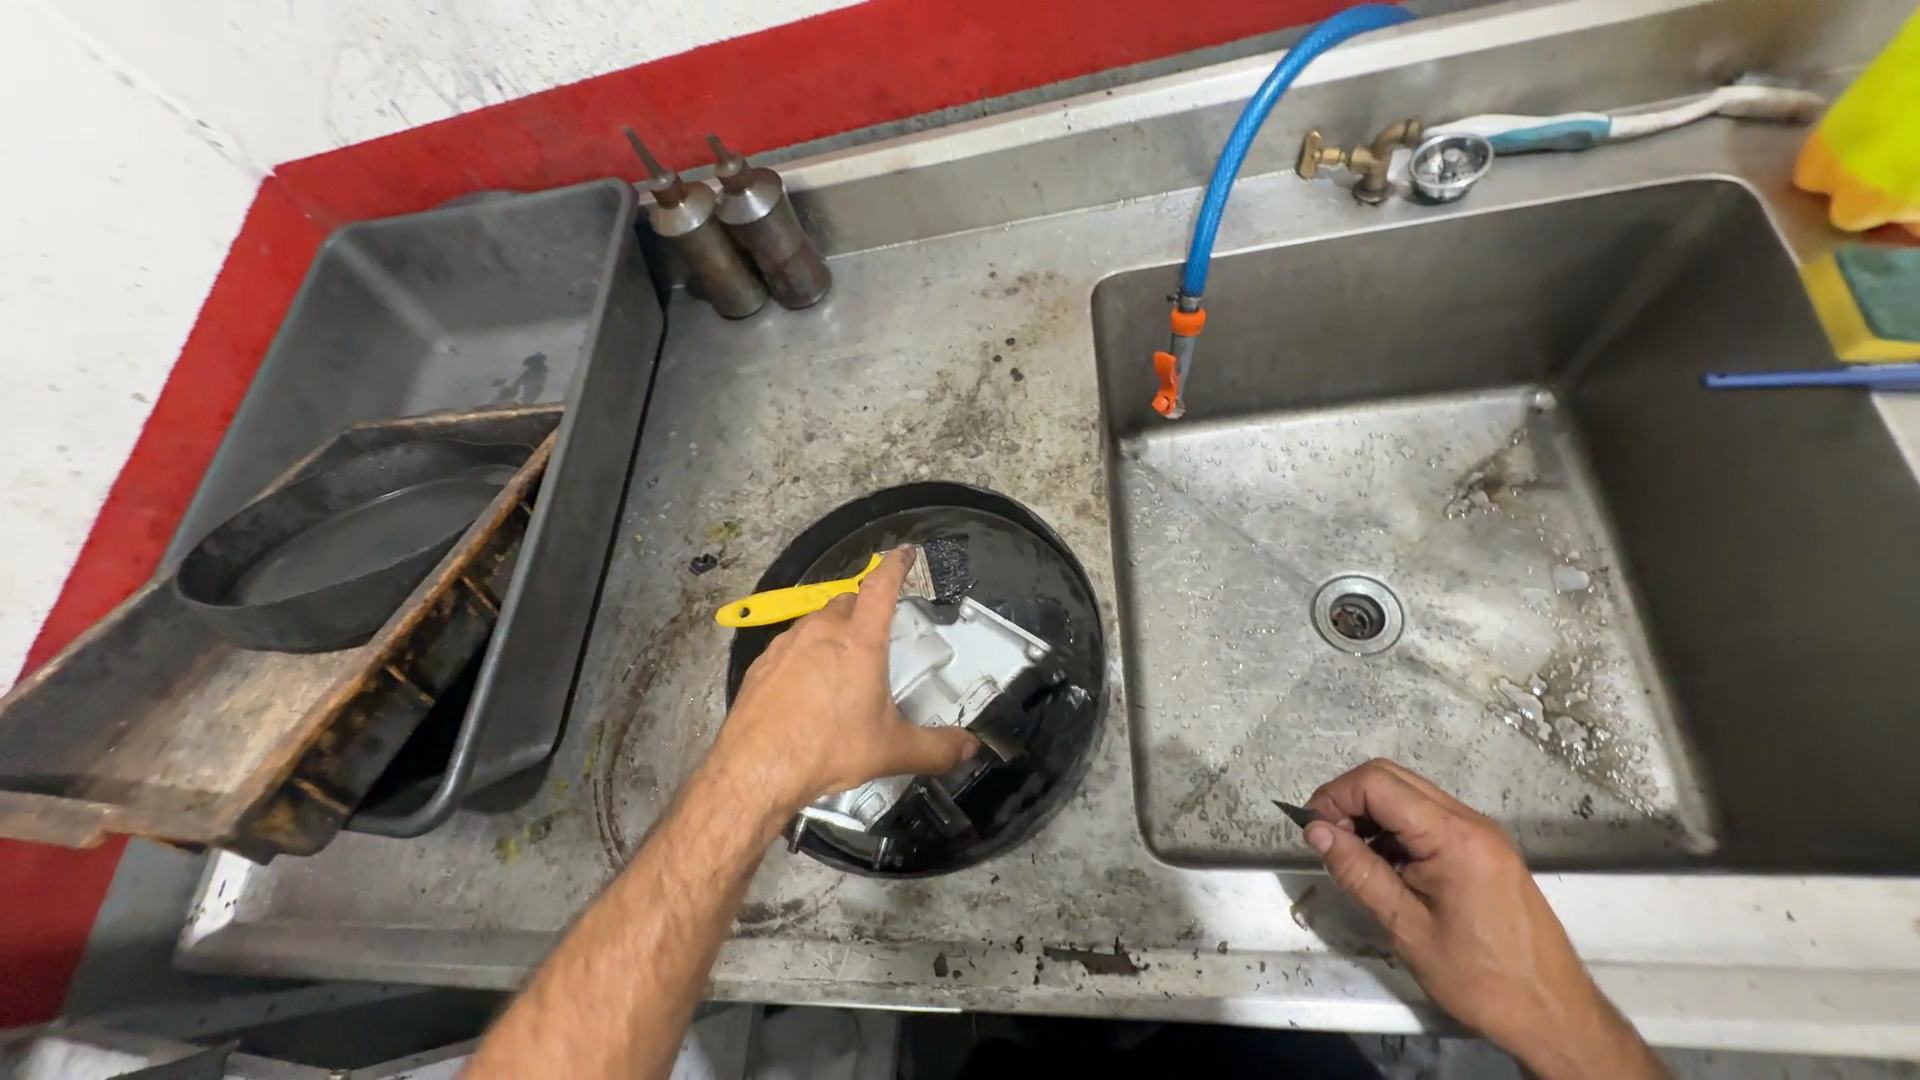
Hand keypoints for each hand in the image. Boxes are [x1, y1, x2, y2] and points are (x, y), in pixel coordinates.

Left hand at [709, 546, 977, 815]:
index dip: (895, 566)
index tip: (903, 554)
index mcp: (859, 641)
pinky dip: (805, 655)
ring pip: (816, 622)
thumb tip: (965, 747)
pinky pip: (790, 646)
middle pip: (848, 602)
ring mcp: (787, 644)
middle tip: (878, 632)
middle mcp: (821, 632)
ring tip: (844, 665)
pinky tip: (809, 688)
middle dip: (865, 608)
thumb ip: (937, 748)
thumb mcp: (892, 750)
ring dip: (834, 632)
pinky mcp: (763, 664)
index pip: (881, 586)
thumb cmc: (822, 749)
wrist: (755, 769)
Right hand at [1304, 759, 1666, 1079]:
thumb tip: (1315, 831)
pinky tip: (1384, 864)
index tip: (1314, 832)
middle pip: (1391, 777)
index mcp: (1453, 837)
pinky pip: (1426, 816)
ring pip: (1408, 793)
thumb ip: (1358, 872)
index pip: (1377, 784)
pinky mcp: (1484, 849)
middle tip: (1326, 838)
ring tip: (1352, 855)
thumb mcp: (1406, 928)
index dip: (1335, 797)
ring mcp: (1480, 834)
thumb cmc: (1480, 979)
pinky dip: (1393, 827)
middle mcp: (1470, 821)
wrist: (1557, 1018)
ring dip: (1370, 812)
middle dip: (1348, 799)